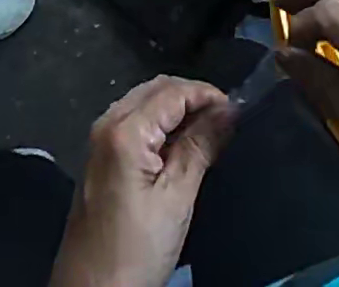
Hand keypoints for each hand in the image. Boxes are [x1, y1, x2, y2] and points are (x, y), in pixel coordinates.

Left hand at [49, 77, 236, 286]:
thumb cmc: (137, 249)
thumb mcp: (176, 199)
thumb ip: (201, 147)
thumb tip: (229, 112)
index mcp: (124, 129)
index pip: (172, 92)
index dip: (207, 94)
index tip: (237, 109)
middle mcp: (107, 121)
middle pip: (156, 89)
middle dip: (192, 96)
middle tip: (226, 118)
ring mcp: (100, 136)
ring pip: (145, 100)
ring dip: (176, 107)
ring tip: (210, 128)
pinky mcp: (100, 152)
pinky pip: (134, 118)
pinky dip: (160, 121)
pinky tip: (181, 141)